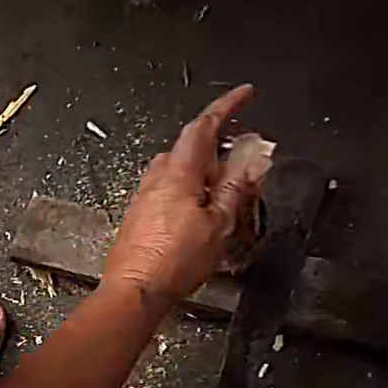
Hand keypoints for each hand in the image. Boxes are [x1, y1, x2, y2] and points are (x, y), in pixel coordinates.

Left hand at [102, 84, 258, 300]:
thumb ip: (237, 188)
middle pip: (185, 151)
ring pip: (172, 175)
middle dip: (214, 150)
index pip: (202, 127)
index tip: (243, 94)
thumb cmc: (170, 263)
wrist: (134, 293)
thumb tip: (253, 161)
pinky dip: (182, 197)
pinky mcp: (134, 222)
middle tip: (238, 164)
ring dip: (197, 176)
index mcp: (176, 175)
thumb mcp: (220, 224)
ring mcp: (140, 203)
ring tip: (219, 197)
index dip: (225, 107)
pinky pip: (161, 197)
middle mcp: (152, 184)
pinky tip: (193, 218)